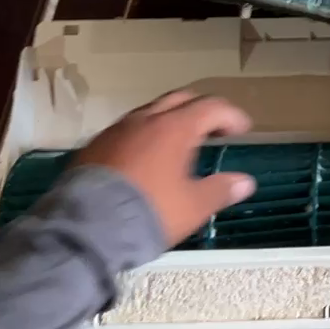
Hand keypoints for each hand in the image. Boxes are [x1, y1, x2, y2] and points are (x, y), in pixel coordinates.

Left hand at [74, 90, 257, 246]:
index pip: (211, 107)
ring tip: (178, 143)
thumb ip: (220, 190)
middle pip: (180, 99)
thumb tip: (245, 182)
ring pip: (150, 112)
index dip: (231, 115)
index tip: (242, 130)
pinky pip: (126, 130)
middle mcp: (146, 119)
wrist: (84, 228)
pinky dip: (144, 135)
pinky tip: (144, 158)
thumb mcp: (192, 207)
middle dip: (201, 110)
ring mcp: (116, 130)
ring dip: (170, 120)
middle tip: (213, 130)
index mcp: (175, 127)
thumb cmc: (149, 212)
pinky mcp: (94, 146)